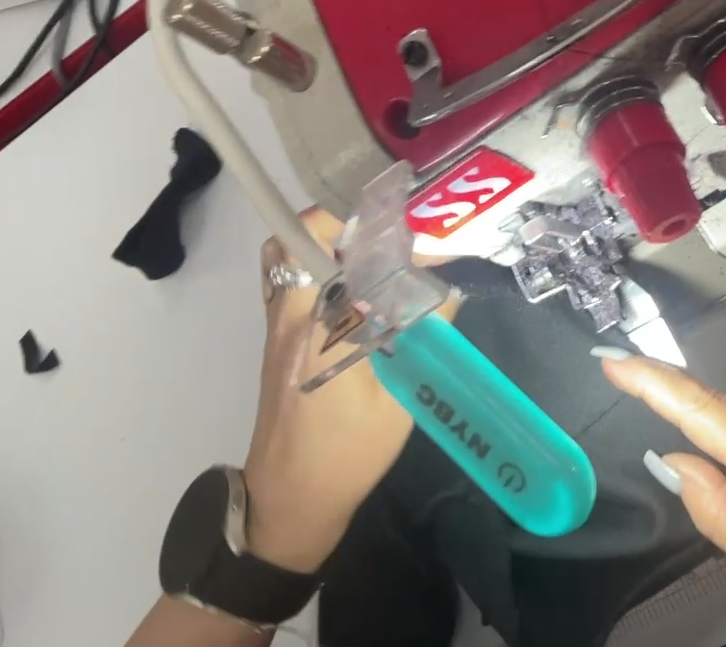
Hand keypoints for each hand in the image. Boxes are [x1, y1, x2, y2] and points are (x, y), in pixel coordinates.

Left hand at [240, 210, 428, 573]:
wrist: (289, 505)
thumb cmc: (345, 456)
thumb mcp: (398, 401)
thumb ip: (420, 339)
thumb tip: (447, 295)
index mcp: (314, 329)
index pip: (311, 247)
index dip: (345, 220)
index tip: (389, 221)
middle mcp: (288, 320)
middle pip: (289, 245)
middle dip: (334, 226)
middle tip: (383, 236)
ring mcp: (278, 333)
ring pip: (288, 266)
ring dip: (326, 250)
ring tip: (377, 260)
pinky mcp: (279, 347)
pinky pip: (294, 290)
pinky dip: (323, 276)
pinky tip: (363, 298)